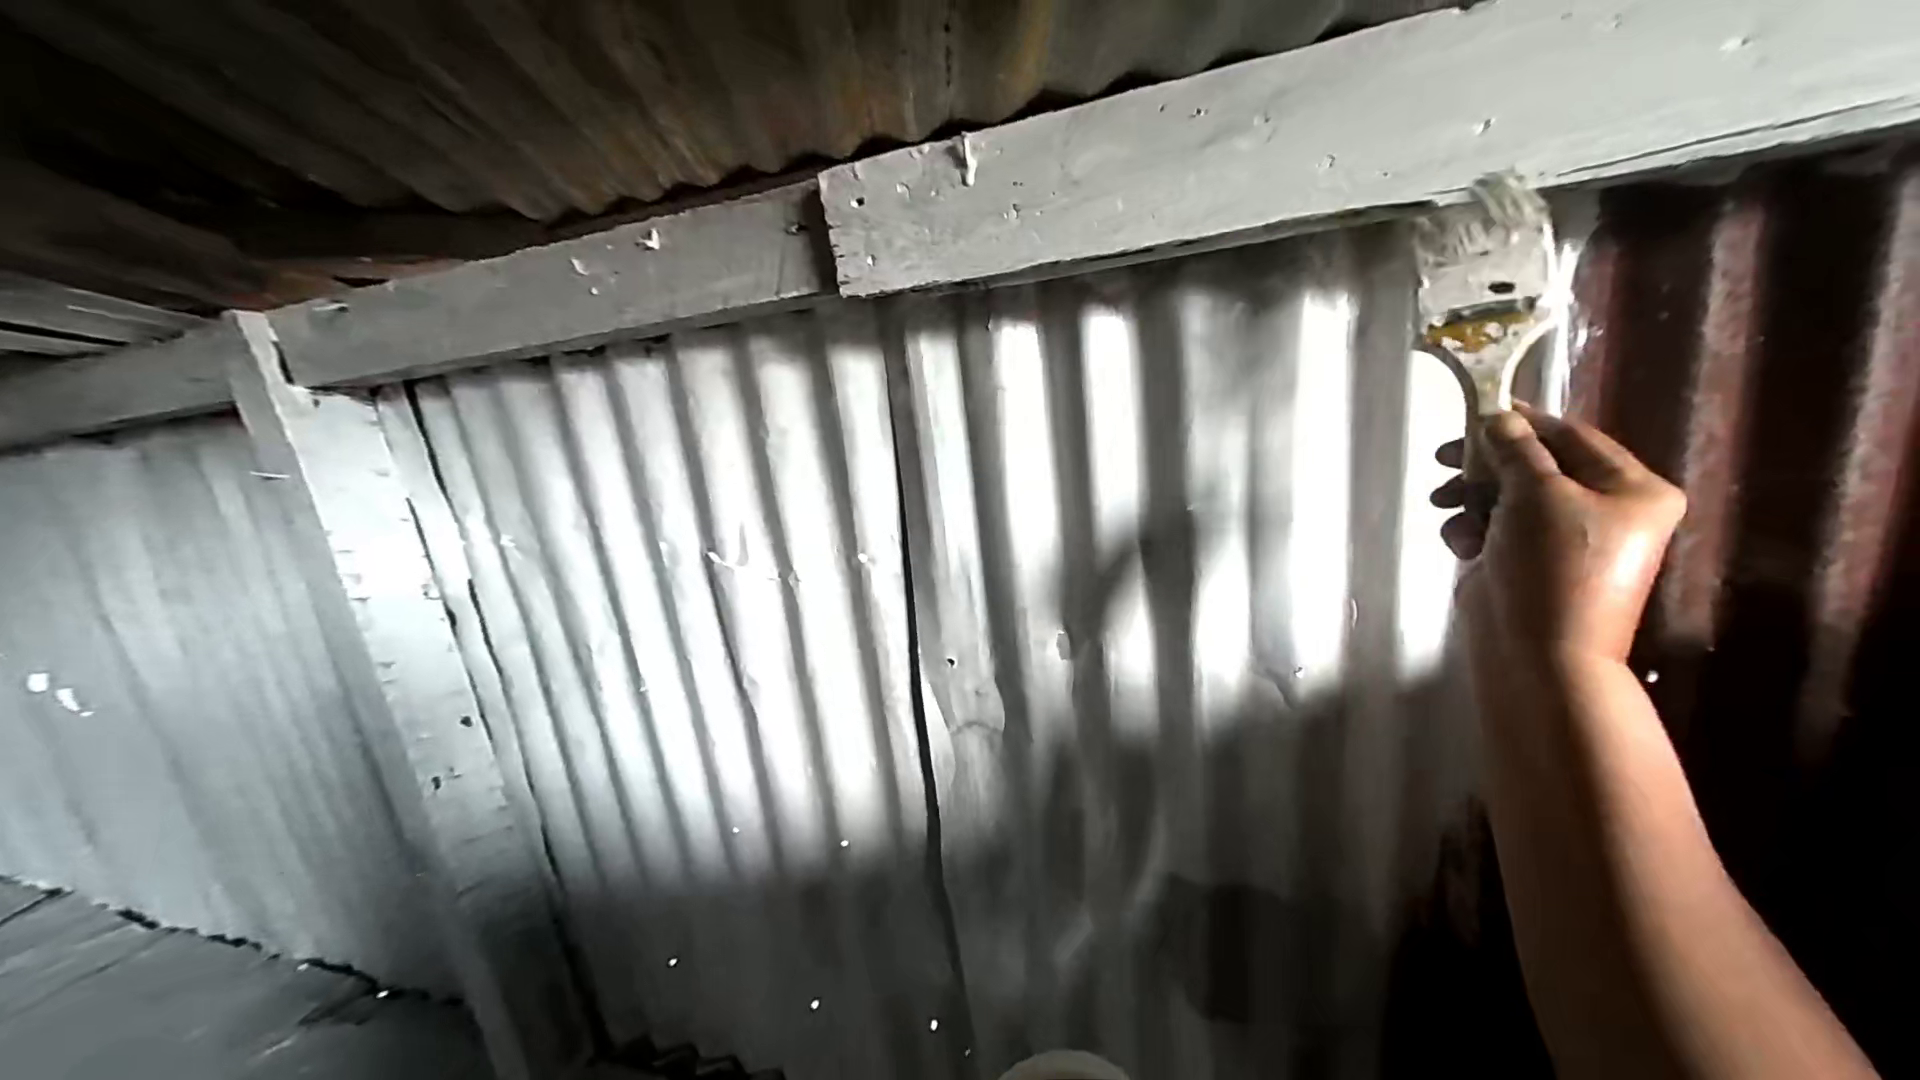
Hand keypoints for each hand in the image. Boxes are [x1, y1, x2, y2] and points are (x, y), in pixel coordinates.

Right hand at [1432, 403, 1684, 666]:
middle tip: (1444, 460)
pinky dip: (1470, 530)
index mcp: (1632, 490)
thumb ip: (1516, 451)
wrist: (1537, 651)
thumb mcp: (1537, 497)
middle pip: (1533, 466)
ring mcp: (1560, 538)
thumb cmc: (1553, 567)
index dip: (1522, 422)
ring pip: (1504, 496)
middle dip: (1485, 466)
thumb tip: (1496, 417)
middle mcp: (1602, 510)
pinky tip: (1464, 546)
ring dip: (1471, 499)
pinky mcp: (1523, 560)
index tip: (1475, 413)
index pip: (1572, 437)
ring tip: (1447, 508)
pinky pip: (1491, 527)